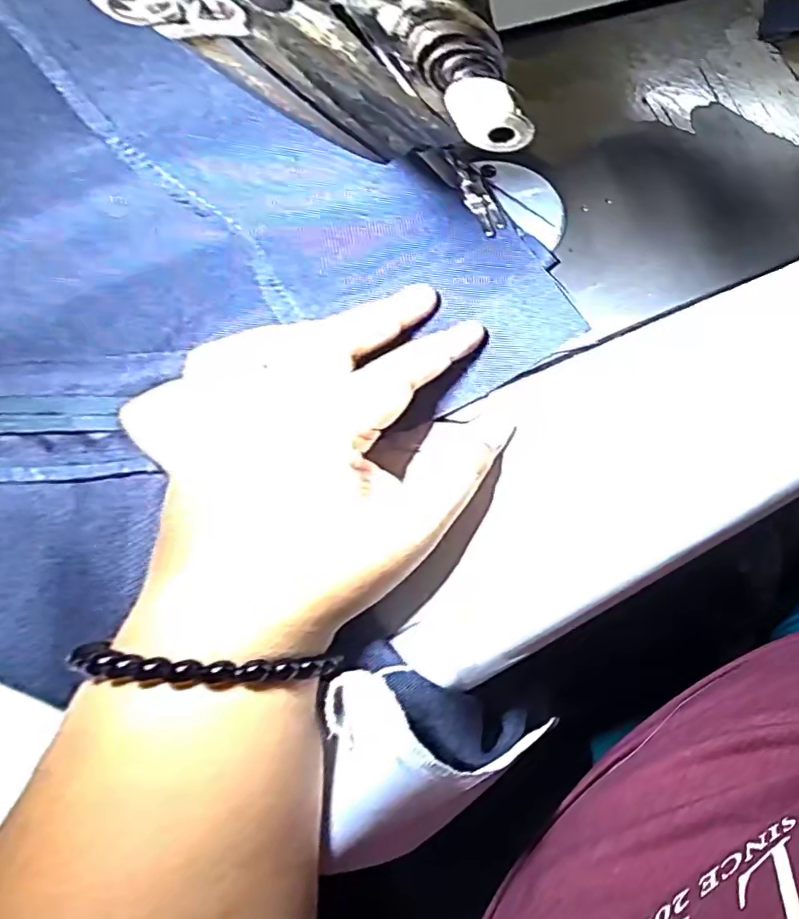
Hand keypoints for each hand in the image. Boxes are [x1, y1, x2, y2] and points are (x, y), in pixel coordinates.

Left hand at [113, 286, 510, 663]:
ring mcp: (207, 425)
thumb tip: (496, 423)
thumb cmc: (332, 572)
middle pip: (319, 344)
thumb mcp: (416, 524)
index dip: (438, 350)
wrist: (232, 622)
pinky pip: (186, 386)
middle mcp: (252, 412)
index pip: (390, 375)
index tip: (472, 330)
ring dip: (303, 331)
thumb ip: (461, 466)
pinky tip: (246, 374)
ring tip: (342, 328)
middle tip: (420, 296)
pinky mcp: (182, 445)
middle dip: (377, 317)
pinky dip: (220, 369)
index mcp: (315, 429)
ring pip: (247, 350)